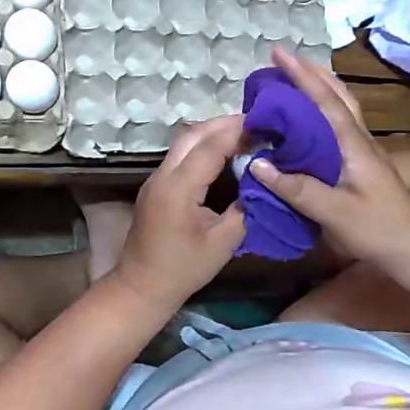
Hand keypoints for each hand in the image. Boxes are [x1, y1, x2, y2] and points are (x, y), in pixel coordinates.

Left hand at [112, 115, 246, 311]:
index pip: (211, 146)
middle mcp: (163, 175)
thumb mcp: (224, 243)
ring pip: (184, 142)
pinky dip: (202, 146)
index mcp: (179, 188)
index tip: (267, 124)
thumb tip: (263, 181)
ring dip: (213, 133)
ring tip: (245, 134)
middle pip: (193, 134)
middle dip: (225, 124)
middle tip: (258, 124)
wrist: (141, 285)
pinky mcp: (155, 185)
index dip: (238, 131)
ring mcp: (156, 179)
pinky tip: (224, 153)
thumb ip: (245, 208)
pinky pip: (180, 155)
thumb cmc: (183, 269)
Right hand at [248, 49, 409, 264]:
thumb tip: (257, 164)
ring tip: (294, 78)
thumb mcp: (335, 213)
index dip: (302, 76)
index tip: (280, 53)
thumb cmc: (377, 229)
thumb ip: (297, 189)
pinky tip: (306, 118)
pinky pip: (339, 123)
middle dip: (311, 73)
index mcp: (354, 145)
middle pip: (338, 95)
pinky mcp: (359, 161)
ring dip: (319, 87)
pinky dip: (321, 108)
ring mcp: (362, 149)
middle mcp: (359, 139)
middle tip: (283, 60)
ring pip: (342, 106)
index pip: (326, 102)